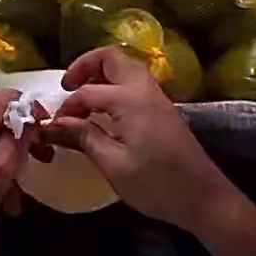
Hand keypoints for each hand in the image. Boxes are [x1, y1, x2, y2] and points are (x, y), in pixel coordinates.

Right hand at [40, 47, 250, 236]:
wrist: (203, 197)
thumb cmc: (156, 184)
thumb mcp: (113, 164)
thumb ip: (83, 138)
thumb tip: (53, 125)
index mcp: (130, 99)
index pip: (88, 92)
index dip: (67, 107)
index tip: (52, 126)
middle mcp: (144, 88)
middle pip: (111, 57)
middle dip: (85, 66)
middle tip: (67, 88)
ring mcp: (156, 96)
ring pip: (125, 66)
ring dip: (101, 72)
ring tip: (82, 95)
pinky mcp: (162, 107)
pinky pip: (134, 81)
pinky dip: (115, 83)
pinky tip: (104, 108)